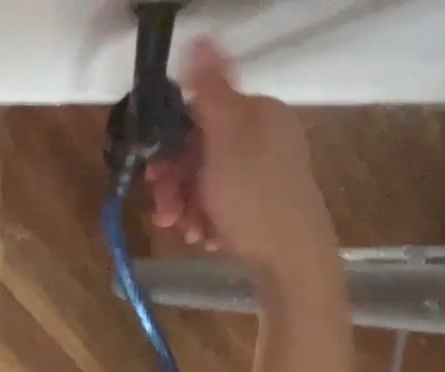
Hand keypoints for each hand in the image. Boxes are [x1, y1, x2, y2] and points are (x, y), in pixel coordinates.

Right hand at [146, 40, 339, 282]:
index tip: (153, 177)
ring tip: (187, 232)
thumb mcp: (226, 141)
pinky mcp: (263, 208)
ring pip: (206, 184)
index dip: (170, 146)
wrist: (290, 261)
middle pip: (200, 153)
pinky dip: (207, 221)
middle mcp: (265, 138)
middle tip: (165, 216)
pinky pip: (221, 206)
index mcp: (259, 114)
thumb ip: (210, 92)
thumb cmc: (254, 201)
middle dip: (176, 185)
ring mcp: (265, 174)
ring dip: (187, 208)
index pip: (200, 115)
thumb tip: (200, 37)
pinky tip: (206, 239)